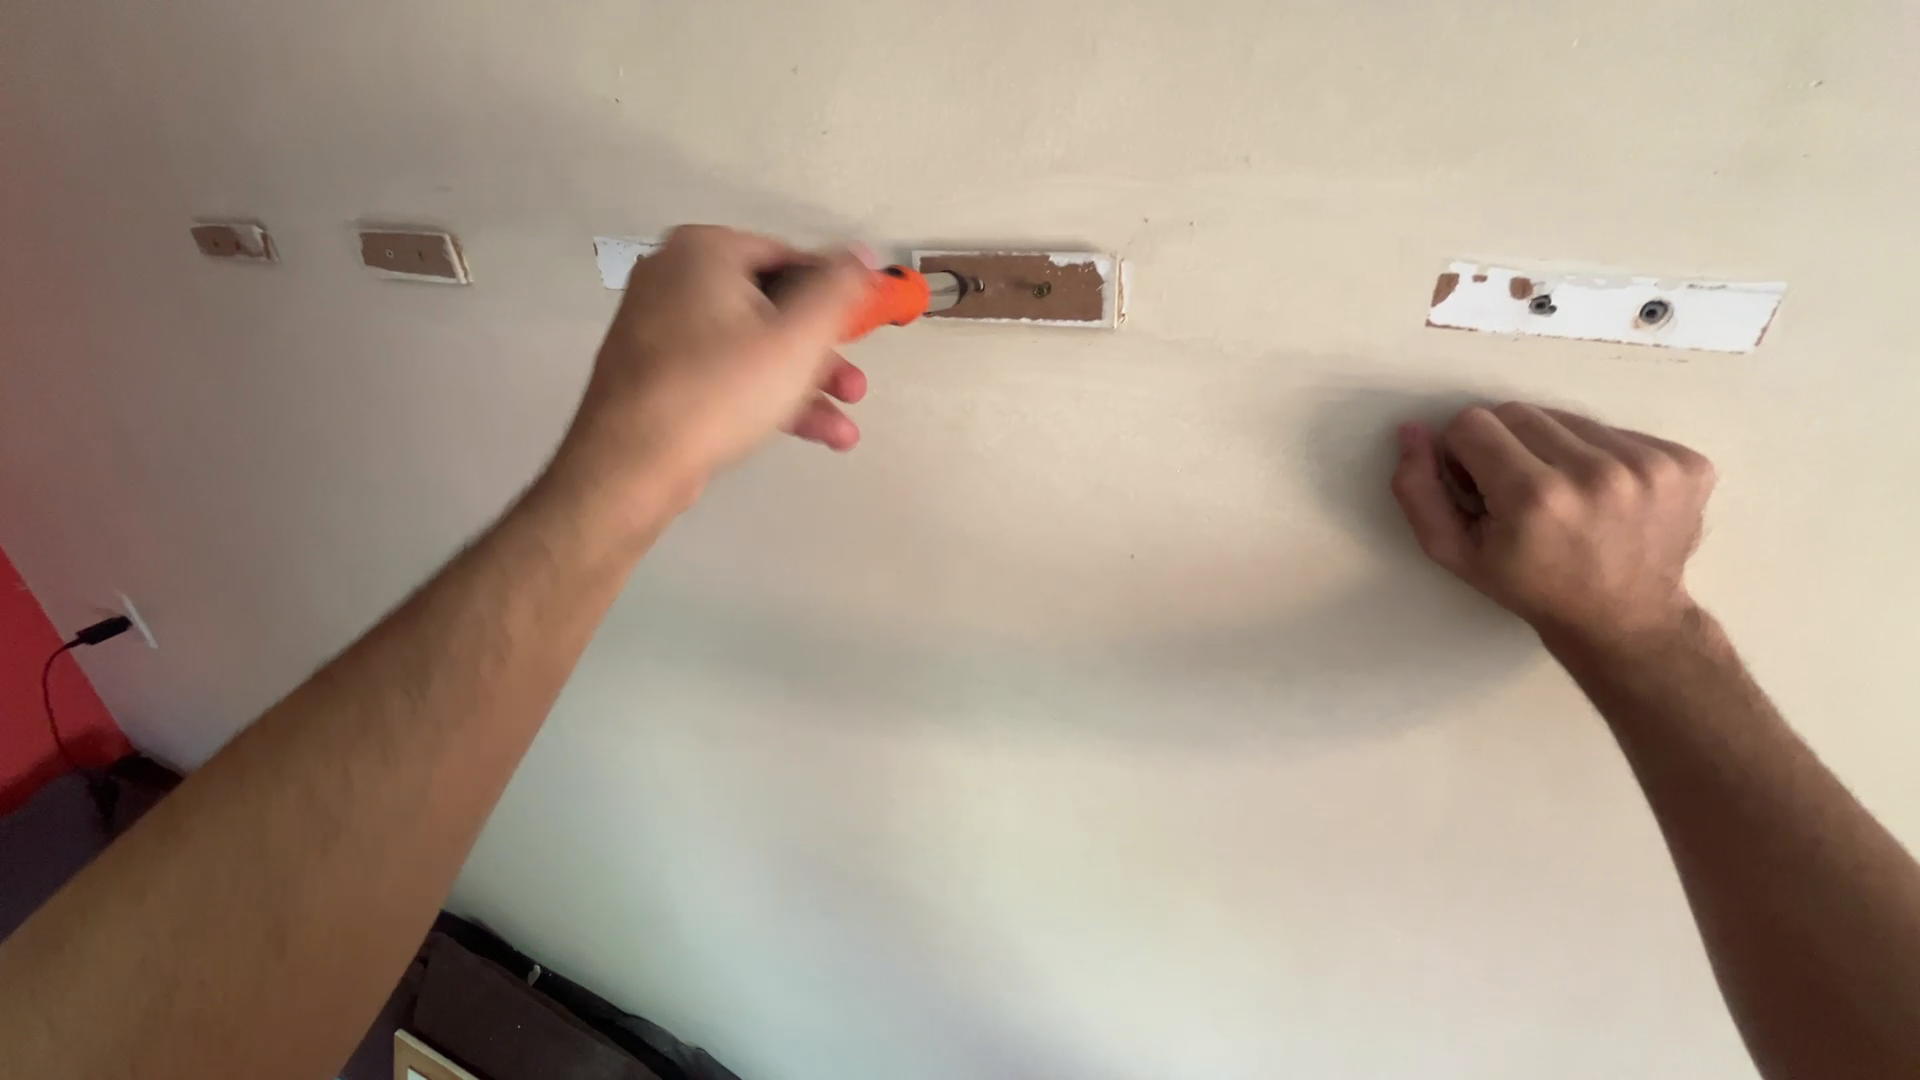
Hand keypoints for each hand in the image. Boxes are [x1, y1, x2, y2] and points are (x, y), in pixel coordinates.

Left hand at [552, 225, 870, 506]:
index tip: (858, 328)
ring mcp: (662, 328)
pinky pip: (726, 374)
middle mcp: (676, 278)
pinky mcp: (658, 374)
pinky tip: (807, 431)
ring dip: (803, 387)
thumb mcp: (797, 337)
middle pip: (774, 310)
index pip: (791, 258)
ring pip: (753, 349)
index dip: (834, 296)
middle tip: (851, 387)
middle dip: (823, 356)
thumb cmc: (714, 394)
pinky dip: (765, 396)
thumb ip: (838, 290)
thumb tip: (861, 256)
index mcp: (704, 252)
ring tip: (840, 427)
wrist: (633, 464)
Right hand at [1391, 403, 1716, 648]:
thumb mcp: (1450, 551)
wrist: (1623, 618)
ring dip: (1549, 448)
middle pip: (1517, 412)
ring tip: (1558, 494)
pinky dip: (1595, 455)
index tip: (1477, 488)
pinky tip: (1598, 495)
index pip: (1472, 423)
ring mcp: (1649, 464)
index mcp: (1534, 496)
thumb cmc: (1525, 584)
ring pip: (1564, 418)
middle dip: (1502, 445)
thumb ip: (1417, 490)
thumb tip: (1411, 430)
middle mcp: (1596, 472)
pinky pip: (1613, 430)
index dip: (1462, 454)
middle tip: (1513, 491)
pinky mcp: (1685, 461)